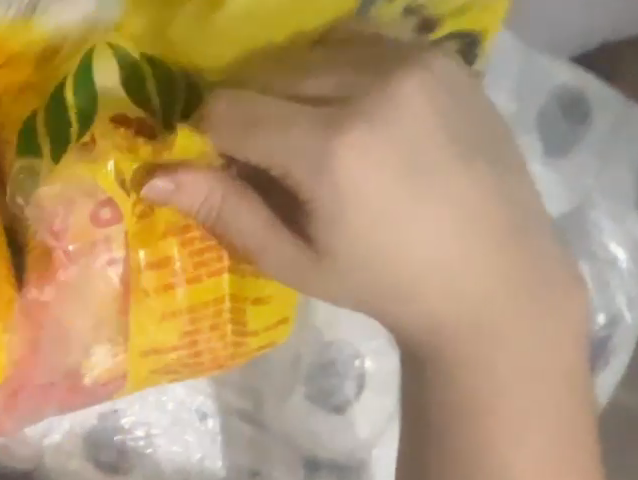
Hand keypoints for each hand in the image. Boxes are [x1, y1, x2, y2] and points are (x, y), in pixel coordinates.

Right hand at [142, 34, 586, 358]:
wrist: (487, 269)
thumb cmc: (375, 279)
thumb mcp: (288, 258)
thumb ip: (223, 209)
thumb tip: (150, 177)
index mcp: (330, 147)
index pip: (228, 110)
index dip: (204, 137)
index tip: (212, 170)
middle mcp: (372, 85)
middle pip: (264, 71)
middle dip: (243, 111)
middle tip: (255, 162)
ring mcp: (414, 61)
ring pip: (308, 51)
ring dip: (284, 88)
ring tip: (298, 139)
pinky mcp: (441, 54)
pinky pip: (358, 42)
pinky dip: (330, 70)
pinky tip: (340, 115)